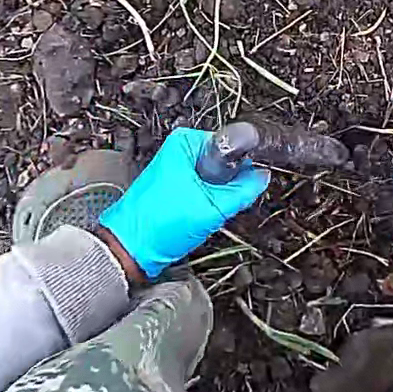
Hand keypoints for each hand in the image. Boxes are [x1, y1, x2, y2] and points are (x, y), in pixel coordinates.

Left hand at [99, 128, 269, 278]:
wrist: (129, 250)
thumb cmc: (159, 225)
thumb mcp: (212, 208)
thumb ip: (244, 190)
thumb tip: (262, 176)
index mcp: (185, 141)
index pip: (230, 141)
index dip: (244, 162)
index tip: (250, 179)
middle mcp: (180, 147)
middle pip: (224, 159)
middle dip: (230, 180)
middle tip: (224, 200)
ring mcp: (177, 164)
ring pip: (216, 174)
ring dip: (220, 191)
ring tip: (208, 208)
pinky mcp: (176, 181)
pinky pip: (205, 184)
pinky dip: (209, 197)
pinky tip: (201, 212)